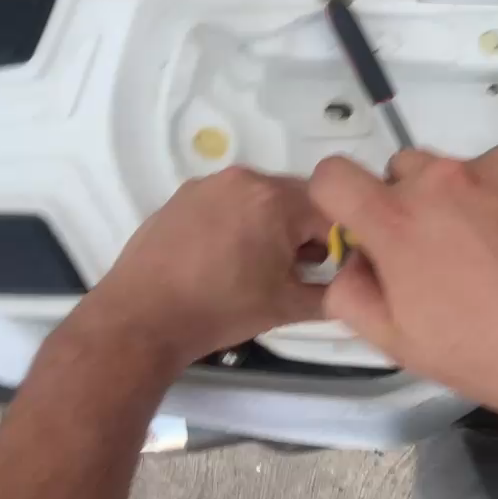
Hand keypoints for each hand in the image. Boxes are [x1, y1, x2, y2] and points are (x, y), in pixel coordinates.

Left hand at [73, 167, 330, 369]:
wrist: (141, 319)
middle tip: (301, 271)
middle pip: (299, 199)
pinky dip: (243, 223)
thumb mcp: (289, 307)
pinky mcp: (183, 196)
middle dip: (309, 232)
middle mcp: (244, 179)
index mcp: (276, 200)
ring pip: (264, 198)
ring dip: (276, 226)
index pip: (334, 211)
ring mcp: (209, 184)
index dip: (343, 242)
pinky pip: (231, 202)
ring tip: (263, 266)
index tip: (339, 269)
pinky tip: (230, 259)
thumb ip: (334, 292)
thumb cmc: (221, 310)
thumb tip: (356, 287)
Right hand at [308, 149, 497, 426]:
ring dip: (474, 205)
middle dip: (415, 210)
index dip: (342, 204)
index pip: (334, 178)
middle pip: (406, 174)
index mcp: (401, 222)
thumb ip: (356, 298)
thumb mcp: (411, 348)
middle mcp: (450, 180)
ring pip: (468, 175)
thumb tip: (352, 267)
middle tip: (450, 263)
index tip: (365, 229)